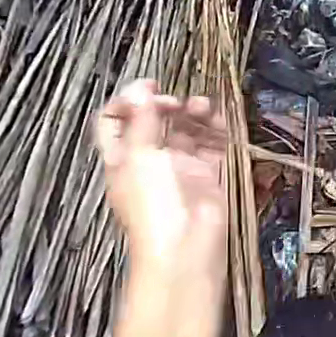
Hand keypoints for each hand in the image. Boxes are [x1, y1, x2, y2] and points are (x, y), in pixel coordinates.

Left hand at [95, 79, 227, 268]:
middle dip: (166, 105)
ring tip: (203, 107)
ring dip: (193, 114)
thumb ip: (141, 118)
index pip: (116, 120)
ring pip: (186, 132)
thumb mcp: (138, 155)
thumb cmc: (152, 205)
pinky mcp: (207, 177)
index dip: (128, 100)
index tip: (146, 89)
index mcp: (122, 158)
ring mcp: (180, 169)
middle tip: (175, 103)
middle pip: (155, 122)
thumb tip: (140, 88)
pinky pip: (213, 147)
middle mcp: (150, 162)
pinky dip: (217, 130)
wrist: (185, 248)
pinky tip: (219, 118)